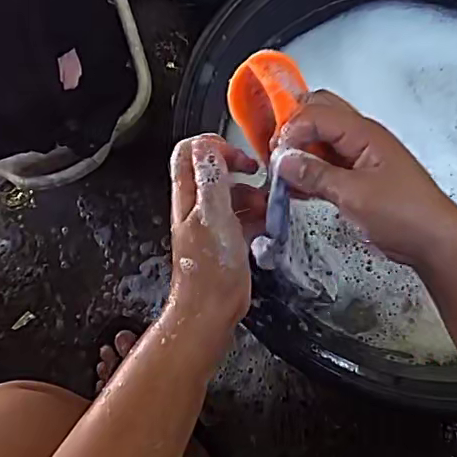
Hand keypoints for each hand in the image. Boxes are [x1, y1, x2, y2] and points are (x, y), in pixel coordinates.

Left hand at [164, 134, 261, 328]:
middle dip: (238, 167)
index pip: (190, 151)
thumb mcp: (214, 216)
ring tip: (268, 206)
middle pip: (214, 169)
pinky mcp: (226, 238)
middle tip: (255, 173)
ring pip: (232, 192)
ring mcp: (211, 222)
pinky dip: (257, 214)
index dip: (214, 146)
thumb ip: (212, 179)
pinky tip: (268, 224)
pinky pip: (243, 216)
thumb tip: (208, 147)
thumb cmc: (209, 271)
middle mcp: (197, 206)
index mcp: (188, 196)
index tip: (237, 158)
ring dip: (253, 194)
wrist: (211, 311)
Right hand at [272, 90, 456, 268]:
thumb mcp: (353, 195)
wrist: (434, 241)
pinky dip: (310, 172)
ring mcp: (360, 156)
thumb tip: (283, 160)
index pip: (316, 113)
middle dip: (294, 130)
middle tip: (277, 155)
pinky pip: (327, 164)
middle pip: (319, 114)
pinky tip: (296, 189)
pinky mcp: (359, 177)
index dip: (292, 129)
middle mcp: (361, 138)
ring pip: (321, 140)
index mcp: (363, 133)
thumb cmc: (405, 215)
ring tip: (283, 175)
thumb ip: (315, 175)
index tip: (276, 155)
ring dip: (300, 152)